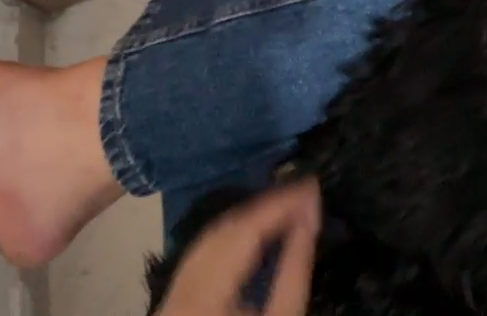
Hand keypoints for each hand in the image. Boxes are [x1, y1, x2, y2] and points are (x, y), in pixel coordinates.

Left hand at [158, 180, 321, 315]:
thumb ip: (295, 272)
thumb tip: (309, 218)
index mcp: (208, 297)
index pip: (246, 230)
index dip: (280, 202)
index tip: (313, 185)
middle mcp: (183, 289)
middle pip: (226, 228)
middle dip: (267, 206)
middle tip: (305, 193)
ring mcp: (173, 295)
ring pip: (212, 236)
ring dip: (250, 218)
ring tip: (287, 207)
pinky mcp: (173, 302)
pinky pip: (204, 252)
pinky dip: (232, 236)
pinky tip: (256, 234)